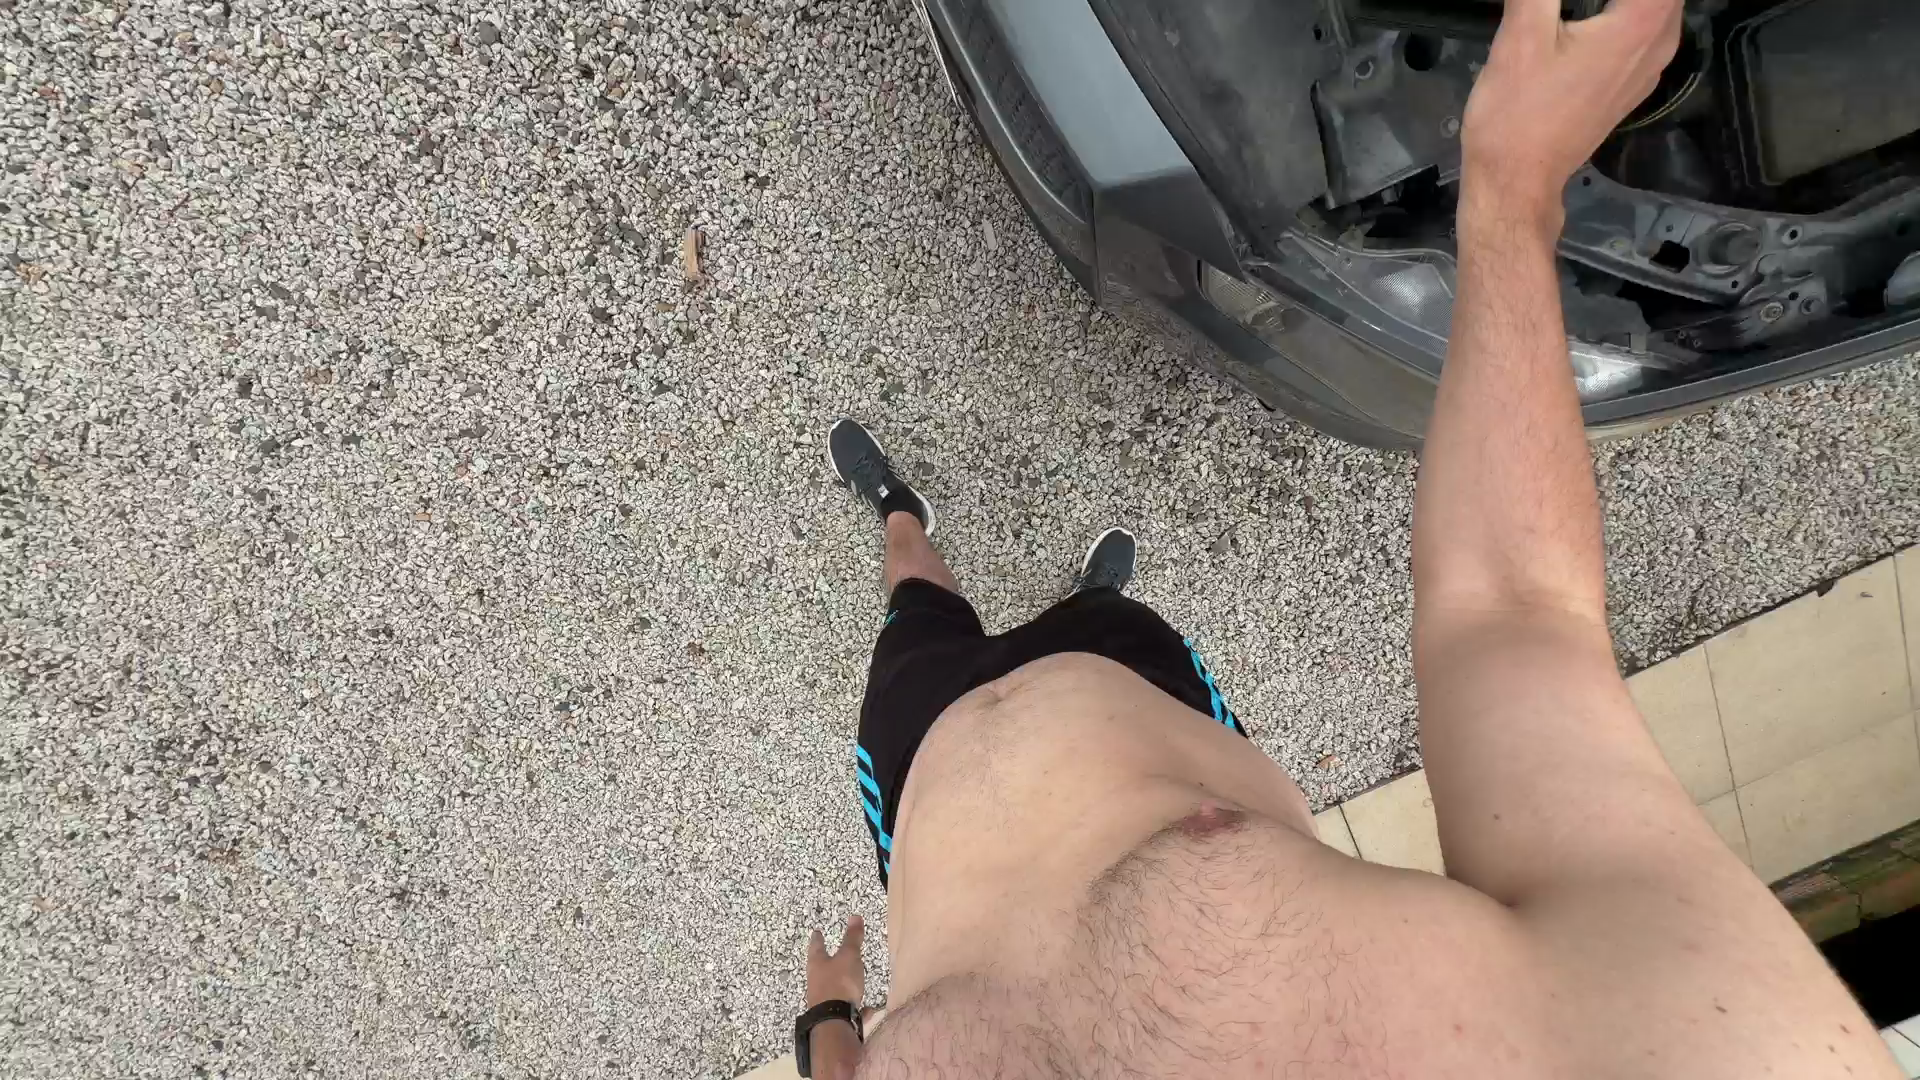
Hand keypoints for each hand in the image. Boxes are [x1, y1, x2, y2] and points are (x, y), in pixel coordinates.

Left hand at [805, 915, 865, 1008]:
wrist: (834, 1023)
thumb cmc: (839, 983)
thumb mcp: (849, 956)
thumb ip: (852, 939)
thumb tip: (855, 916)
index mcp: (817, 963)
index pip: (816, 946)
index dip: (817, 938)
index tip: (816, 932)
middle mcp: (816, 981)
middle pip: (820, 968)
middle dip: (826, 961)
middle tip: (829, 954)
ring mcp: (823, 1000)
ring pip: (832, 987)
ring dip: (840, 983)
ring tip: (851, 981)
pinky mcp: (832, 1016)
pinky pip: (846, 1007)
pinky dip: (856, 1006)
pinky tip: (868, 1010)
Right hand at [1462, 0, 1683, 219]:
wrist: (1513, 186)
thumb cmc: (1514, 118)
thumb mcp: (1517, 43)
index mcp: (1644, 18)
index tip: (1566, 8)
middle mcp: (1663, 39)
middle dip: (1612, 0)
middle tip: (1563, 10)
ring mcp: (1649, 69)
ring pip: (1652, 10)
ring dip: (1621, 9)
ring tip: (1574, 18)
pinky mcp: (1629, 91)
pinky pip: (1639, 39)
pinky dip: (1619, 25)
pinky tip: (1583, 34)